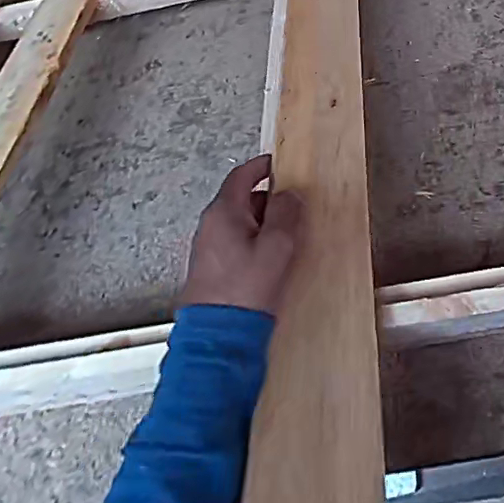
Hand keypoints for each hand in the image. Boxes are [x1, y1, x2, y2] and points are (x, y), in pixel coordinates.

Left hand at [178, 154, 306, 314]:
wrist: (218, 340)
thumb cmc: (245, 289)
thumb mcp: (277, 245)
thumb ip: (286, 212)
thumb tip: (290, 194)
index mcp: (223, 213)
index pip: (242, 175)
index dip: (263, 165)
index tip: (281, 163)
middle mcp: (210, 226)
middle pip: (243, 198)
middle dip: (270, 199)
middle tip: (295, 206)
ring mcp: (208, 248)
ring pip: (242, 221)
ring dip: (265, 222)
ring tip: (288, 237)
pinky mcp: (212, 268)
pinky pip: (237, 242)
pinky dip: (256, 240)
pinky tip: (272, 258)